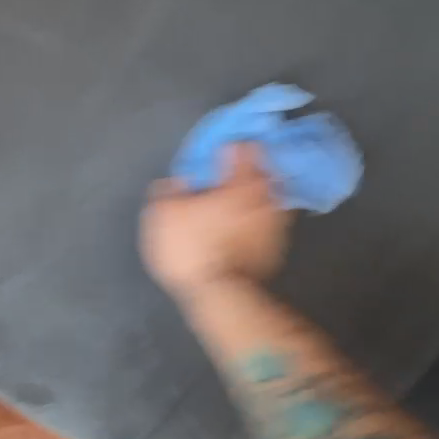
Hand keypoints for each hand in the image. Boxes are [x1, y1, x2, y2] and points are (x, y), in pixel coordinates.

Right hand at [140, 144, 290, 299]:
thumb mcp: (162, 215)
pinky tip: (243, 225)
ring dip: (257, 194)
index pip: (245, 148)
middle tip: (233, 170)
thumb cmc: (189, 248)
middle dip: (250, 167)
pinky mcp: (276, 248)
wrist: (219, 295)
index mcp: (239, 183)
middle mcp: (264, 198)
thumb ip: (168, 191)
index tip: (224, 145)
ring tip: (238, 198)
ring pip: (269, 197)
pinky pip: (268, 222)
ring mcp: (275, 224)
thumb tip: (178, 183)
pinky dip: (258, 218)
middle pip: (264, 171)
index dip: (234, 144)